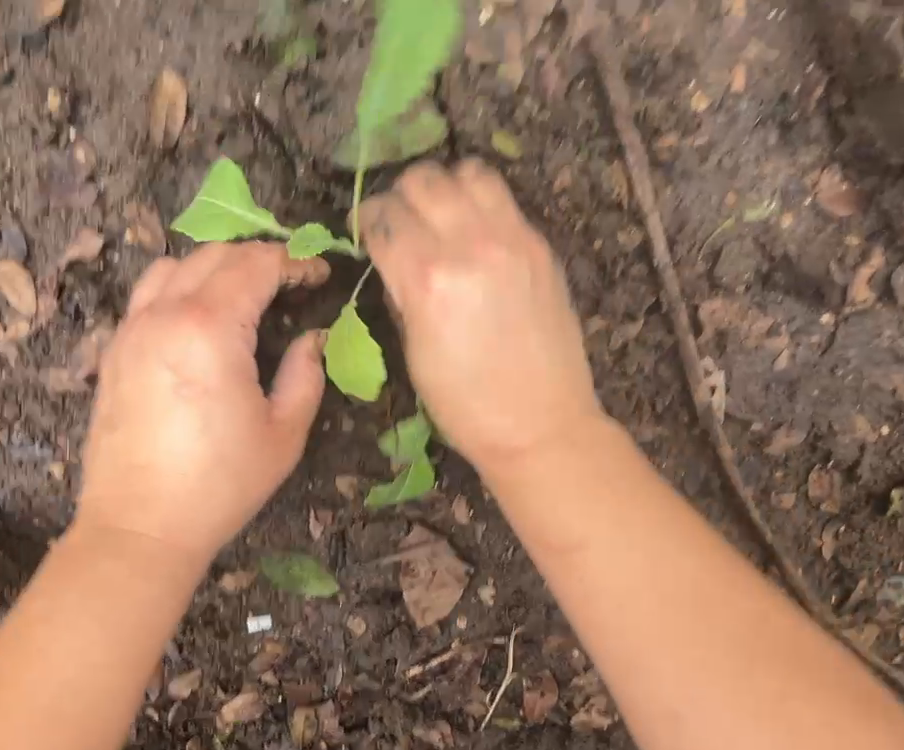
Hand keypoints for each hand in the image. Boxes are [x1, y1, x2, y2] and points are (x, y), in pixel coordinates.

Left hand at [75, 242, 329, 567]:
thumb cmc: (219, 485)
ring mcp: (130, 331)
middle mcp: (164, 314)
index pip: (257, 265)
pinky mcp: (112, 354)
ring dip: (211, 268)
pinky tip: (194, 324)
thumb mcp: (283, 435)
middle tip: (286, 283)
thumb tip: (311, 340)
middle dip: (256, 258)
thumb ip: (304, 376)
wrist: (140, 524)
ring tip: (237, 295)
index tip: (318, 275)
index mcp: (211, 328)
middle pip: (213, 255)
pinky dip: (175, 291)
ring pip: (171, 268)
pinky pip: (145, 299)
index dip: (294, 262)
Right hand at [362, 160, 608, 474]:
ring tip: (437, 215)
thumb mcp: (414, 354)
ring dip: (442, 187)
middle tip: (397, 222)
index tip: (363, 230)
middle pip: (421, 181)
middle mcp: (469, 246)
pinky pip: (501, 196)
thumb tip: (395, 264)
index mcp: (428, 281)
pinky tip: (472, 230)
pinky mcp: (538, 245)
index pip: (384, 218)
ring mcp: (511, 239)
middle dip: (399, 197)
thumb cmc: (465, 406)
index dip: (365, 220)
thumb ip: (401, 296)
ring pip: (465, 172)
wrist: (539, 424)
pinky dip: (477, 200)